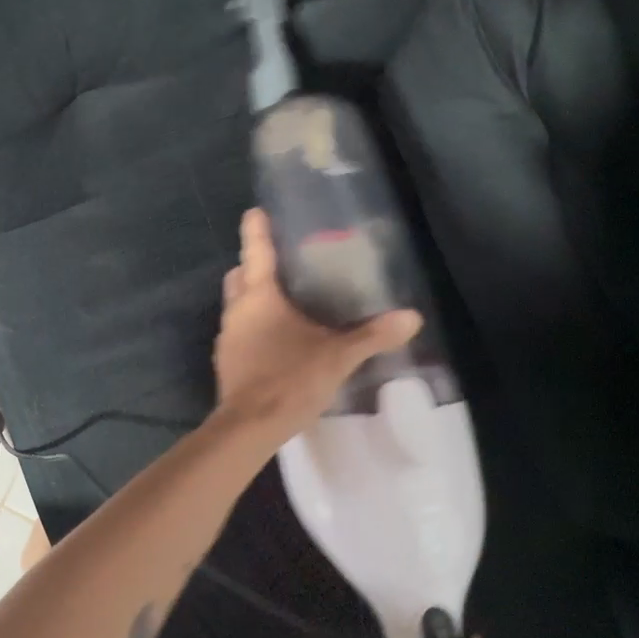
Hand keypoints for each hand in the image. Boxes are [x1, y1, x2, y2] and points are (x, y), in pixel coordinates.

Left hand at [214, 209, 420, 438]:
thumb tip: (412, 317)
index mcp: (259, 295)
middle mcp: (237, 308)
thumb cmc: (290, 378)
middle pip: (239, 274)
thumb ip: (372, 335)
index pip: (256, 250)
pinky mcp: (226, 360)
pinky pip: (238, 331)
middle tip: (278, 263)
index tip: (256, 211)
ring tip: (282, 302)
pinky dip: (252, 327)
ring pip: (236, 304)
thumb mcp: (337, 356)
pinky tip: (274, 340)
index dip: (257, 228)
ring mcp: (227, 335)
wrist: (250, 426)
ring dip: (252, 298)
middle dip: (252, 265)